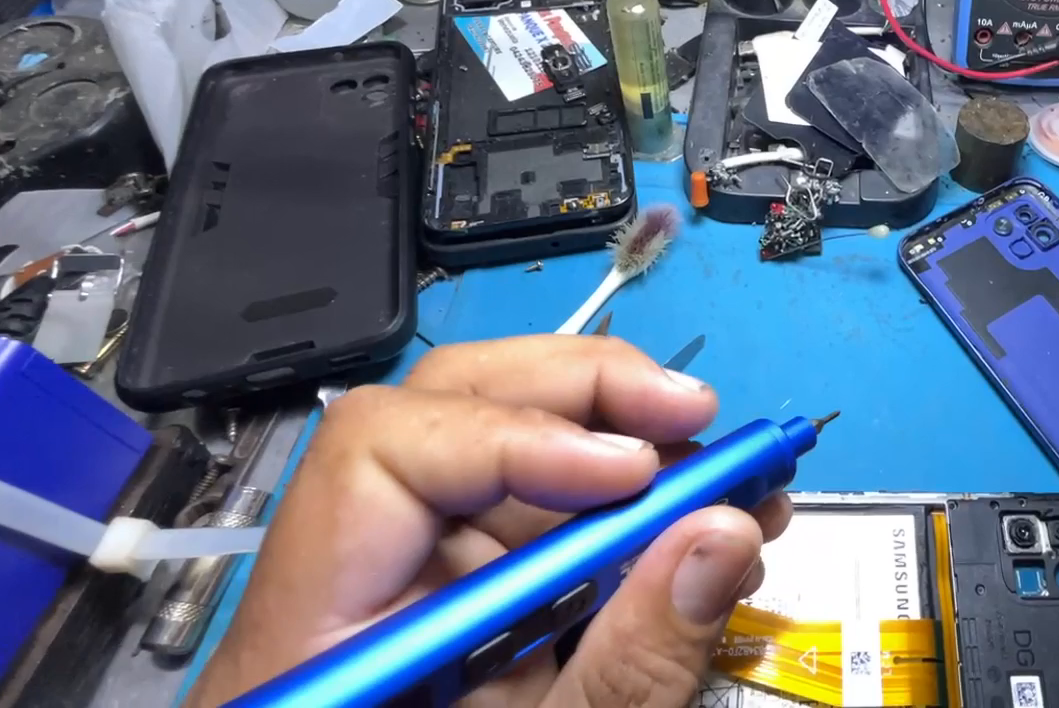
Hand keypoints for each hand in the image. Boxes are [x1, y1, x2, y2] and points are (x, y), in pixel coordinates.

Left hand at [187, 335, 789, 707]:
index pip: (386, 451)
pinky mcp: (493, 569)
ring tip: (738, 478)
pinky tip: (713, 522)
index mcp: (320, 625)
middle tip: (696, 413)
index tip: (637, 470)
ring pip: (531, 430)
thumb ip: (630, 665)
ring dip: (645, 438)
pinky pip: (570, 495)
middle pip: (462, 400)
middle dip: (595, 393)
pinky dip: (651, 494)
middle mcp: (371, 557)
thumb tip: (729, 528)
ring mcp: (434, 555)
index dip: (519, 434)